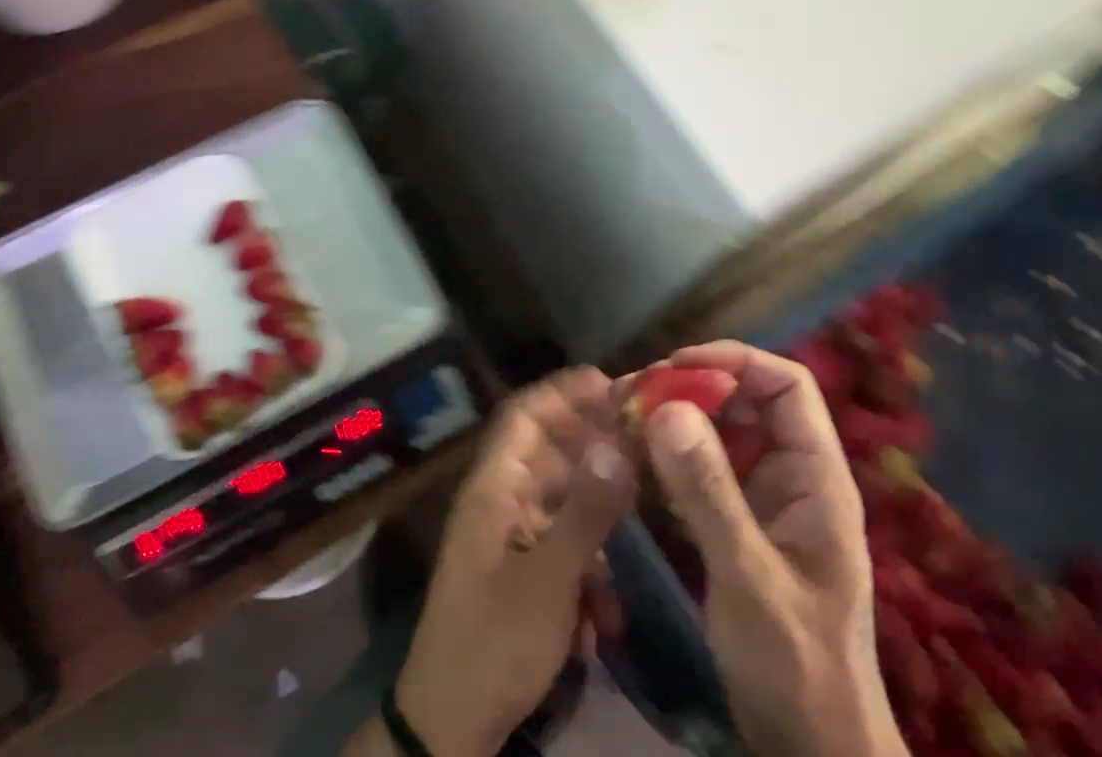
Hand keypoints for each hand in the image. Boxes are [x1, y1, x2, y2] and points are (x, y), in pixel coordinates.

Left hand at [392, 368, 635, 756]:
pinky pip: (562, 538)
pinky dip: (591, 545)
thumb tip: (616, 440)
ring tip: (646, 493)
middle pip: (547, 451)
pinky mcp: (524, 572)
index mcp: (493, 490)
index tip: (614, 383)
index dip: (563, 392)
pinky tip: (617, 573)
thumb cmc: (496, 642)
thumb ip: (585, 511)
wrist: (452, 719)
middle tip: (649, 433)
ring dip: (597, 494)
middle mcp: (500, 502)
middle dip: (593, 439)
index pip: (523, 417)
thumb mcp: (548, 578)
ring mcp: (511, 538)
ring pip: (560, 495)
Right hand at [634, 342, 906, 756]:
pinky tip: (632, 462)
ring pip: (720, 438)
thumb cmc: (793, 658)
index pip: (788, 387)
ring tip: (621, 419)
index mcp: (817, 479)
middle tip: (629, 394)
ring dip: (674, 422)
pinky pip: (702, 476)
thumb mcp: (749, 574)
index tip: (673, 365)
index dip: (736, 361)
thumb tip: (667, 407)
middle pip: (747, 405)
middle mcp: (791, 479)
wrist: (807, 739)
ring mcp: (763, 505)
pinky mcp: (736, 531)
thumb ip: (709, 493)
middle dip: (692, 389)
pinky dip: (668, 461)